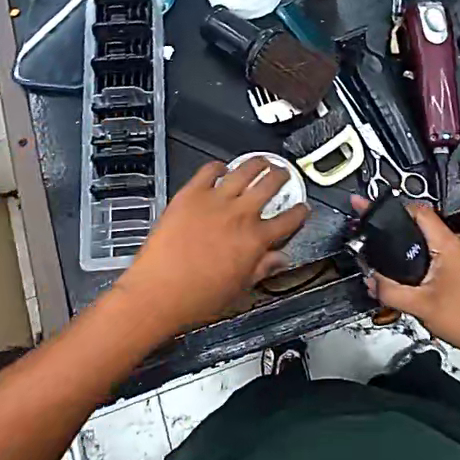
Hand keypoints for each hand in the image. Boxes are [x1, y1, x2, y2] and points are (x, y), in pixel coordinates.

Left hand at [114, 161, 307, 334]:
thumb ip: (263, 268)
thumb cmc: (195, 297)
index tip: (301, 209)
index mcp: (256, 240)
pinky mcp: (191, 195)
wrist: (157, 294)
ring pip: (245, 170)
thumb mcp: (240, 288)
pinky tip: (221, 168)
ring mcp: (216, 201)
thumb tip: (278, 260)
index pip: (289, 220)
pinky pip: (209, 170)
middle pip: (271, 184)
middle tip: (282, 174)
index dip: (300, 212)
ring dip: (258, 163)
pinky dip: (218, 166)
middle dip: (282, 176)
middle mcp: (240, 216)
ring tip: (261, 162)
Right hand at [359, 198, 459, 358]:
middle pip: (420, 226)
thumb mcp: (420, 306)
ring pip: (427, 244)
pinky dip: (418, 262)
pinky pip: (435, 258)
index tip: (372, 208)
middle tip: (373, 234)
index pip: (418, 212)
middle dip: (394, 230)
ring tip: (385, 257)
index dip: (392, 209)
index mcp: (448, 246)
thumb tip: (373, 281)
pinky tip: (407, 277)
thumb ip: (390, 292)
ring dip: (406, 248)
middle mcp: (457, 247)